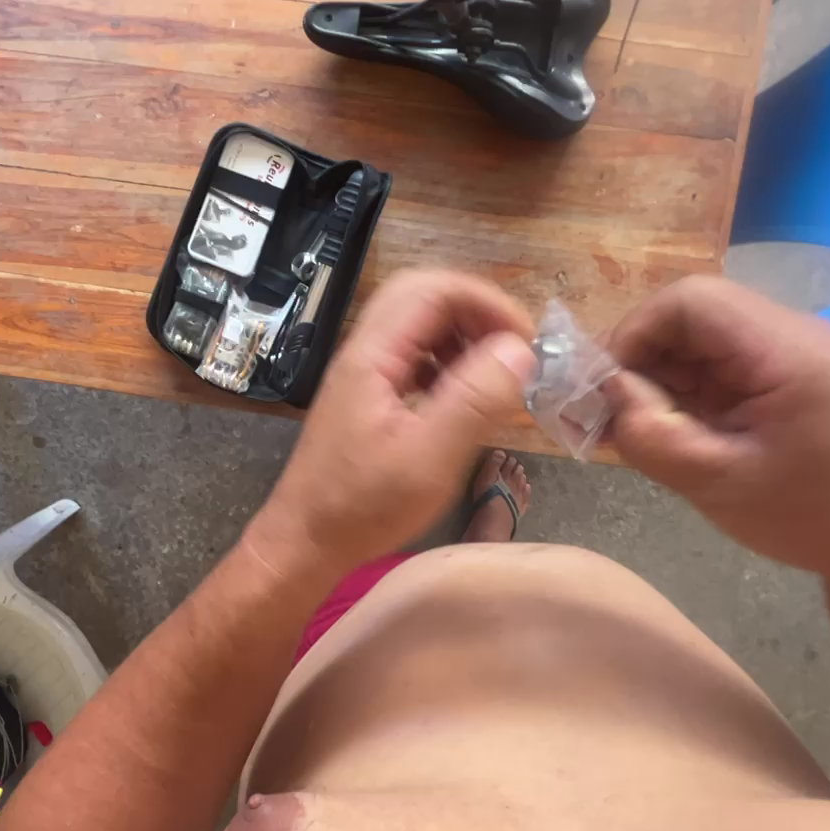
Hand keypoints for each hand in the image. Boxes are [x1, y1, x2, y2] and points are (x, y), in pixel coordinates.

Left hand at [245, 269, 536, 578]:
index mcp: (373, 356)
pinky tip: (460, 398)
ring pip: (415, 327)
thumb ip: (474, 400)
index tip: (524, 340)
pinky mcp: (364, 398)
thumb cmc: (363, 507)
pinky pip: (408, 359)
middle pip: (422, 298)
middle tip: (512, 351)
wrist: (305, 540)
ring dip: (460, 339)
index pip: (432, 290)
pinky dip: (442, 365)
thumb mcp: (429, 458)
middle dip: (475, 314)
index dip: (485, 302)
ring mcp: (361, 375)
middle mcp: (362, 354)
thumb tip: (518, 349)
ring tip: (493, 376)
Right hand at [601, 277, 829, 574]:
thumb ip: (649, 431)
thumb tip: (602, 391)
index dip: (633, 334)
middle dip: (637, 359)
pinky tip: (665, 431)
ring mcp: (789, 357)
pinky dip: (678, 393)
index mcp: (784, 350)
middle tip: (606, 413)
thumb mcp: (715, 480)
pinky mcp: (784, 381)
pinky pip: (714, 367)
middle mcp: (789, 336)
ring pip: (695, 342)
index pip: (688, 300)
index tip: (606, 388)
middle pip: (688, 316)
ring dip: (654, 379)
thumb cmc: (812, 517)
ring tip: (630, 429)